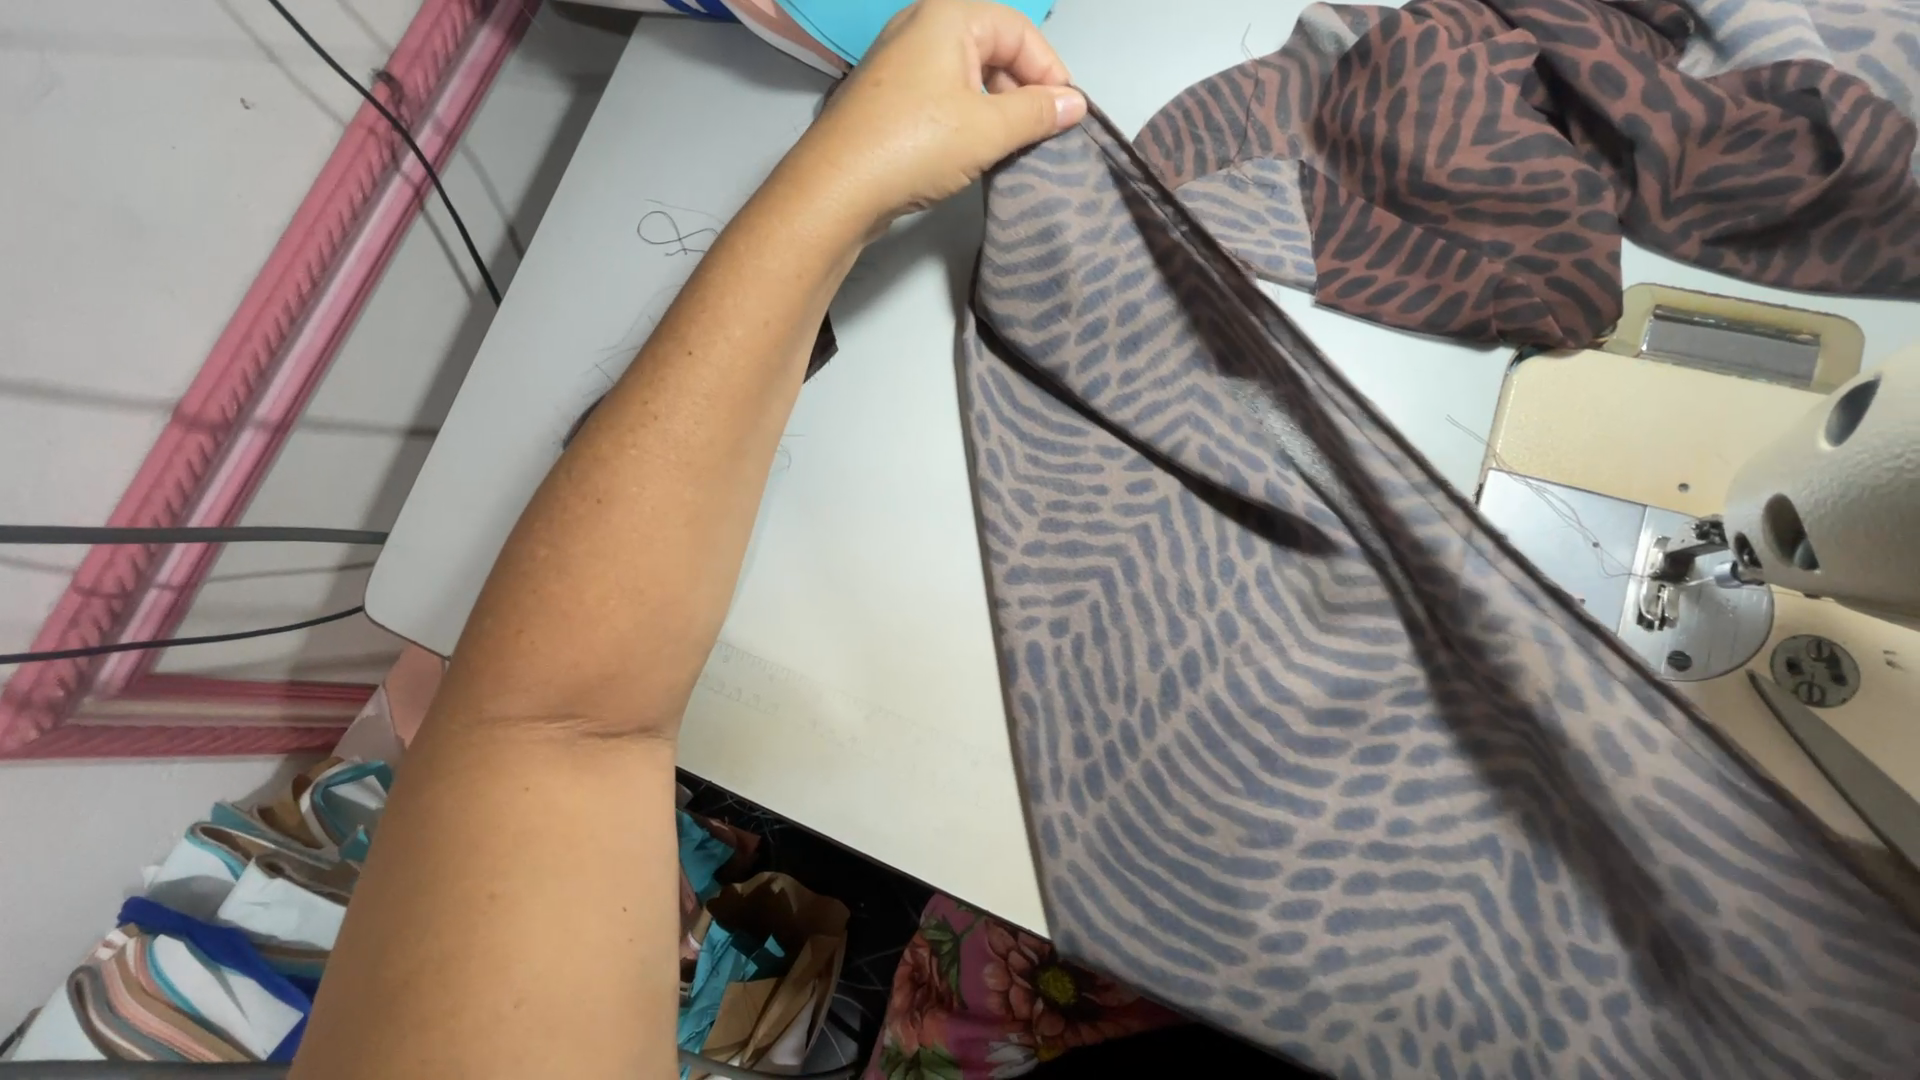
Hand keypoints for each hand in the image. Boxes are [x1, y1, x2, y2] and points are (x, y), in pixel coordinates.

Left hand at [780, 0, 1087, 235]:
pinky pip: (941, 97)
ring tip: (1010, 148)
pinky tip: (974, 152)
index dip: (1049, 71)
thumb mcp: (987, 129)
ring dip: (995, 109)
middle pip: (992, 49)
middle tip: (1039, 134)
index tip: (1066, 113)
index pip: (1019, 30)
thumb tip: (1073, 105)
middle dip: (1022, 91)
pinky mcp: (888, 100)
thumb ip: (1036, 114)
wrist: (838, 187)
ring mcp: (900, 64)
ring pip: (967, 77)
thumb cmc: (914, 146)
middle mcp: (921, 28)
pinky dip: (966, 119)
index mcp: (948, 16)